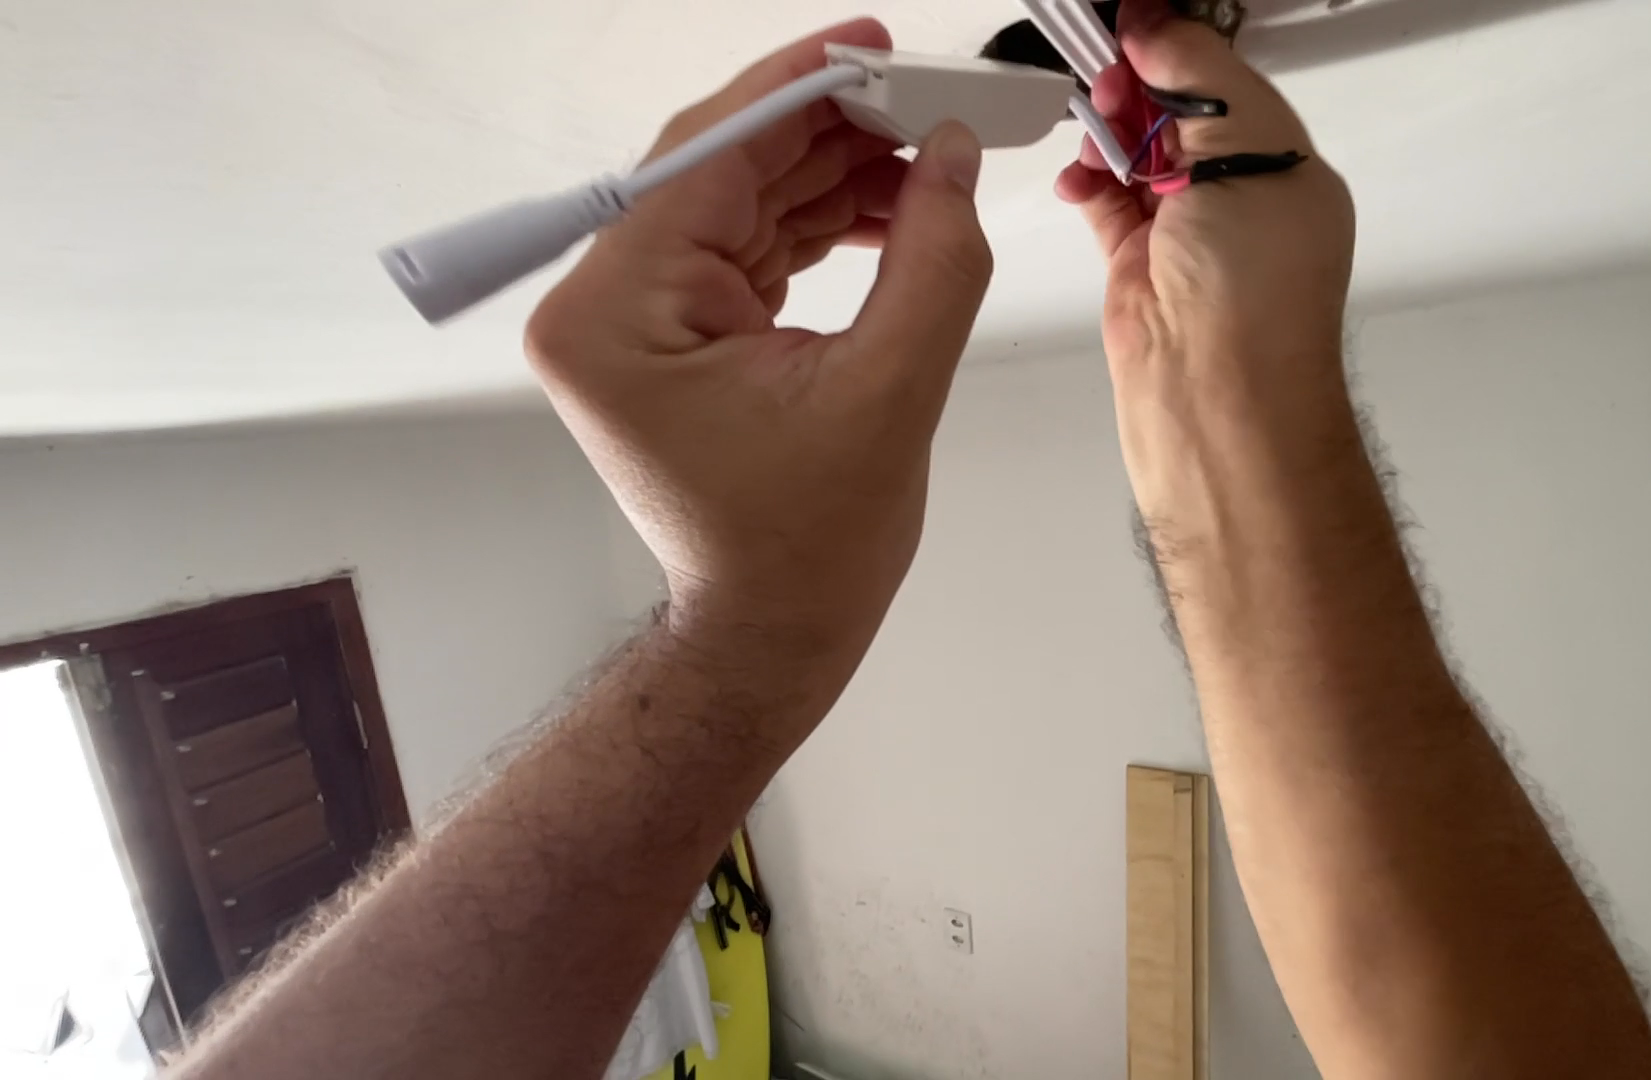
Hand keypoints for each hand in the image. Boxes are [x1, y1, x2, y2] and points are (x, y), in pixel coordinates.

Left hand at [527, 20, 992, 655]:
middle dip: (831, 139)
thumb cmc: (815, 548)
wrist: (777, 628)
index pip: (710, 159)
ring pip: (743, 210)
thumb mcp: (890, 394)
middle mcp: (606, 310)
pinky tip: (885, 219)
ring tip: (922, 170)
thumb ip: (934, 262)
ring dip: (833, 184)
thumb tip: (955, 158)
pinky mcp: (679, 343)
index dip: (803, 94)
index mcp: (617, 316)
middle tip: (924, 113)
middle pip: (725, 176)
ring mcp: (639, 326)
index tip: (879, 54)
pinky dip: (819, 233)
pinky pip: (751, 256)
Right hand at [1056, 0, 1356, 578]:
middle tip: (1104, 76)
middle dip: (1139, 89)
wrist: (1211, 406)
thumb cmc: (1250, 301)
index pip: (1227, 85)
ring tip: (1087, 127)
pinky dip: (1088, 184)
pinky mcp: (1137, 273)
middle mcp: (1236, 204)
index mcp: (1282, 170)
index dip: (1180, 50)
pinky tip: (1075, 176)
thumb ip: (1205, 82)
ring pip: (1138, 162)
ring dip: (1108, 135)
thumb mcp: (1251, 159)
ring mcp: (1183, 242)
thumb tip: (1161, 32)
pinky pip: (1107, 209)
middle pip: (1179, 120)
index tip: (1132, 26)